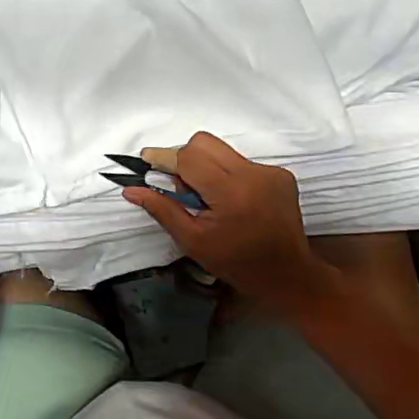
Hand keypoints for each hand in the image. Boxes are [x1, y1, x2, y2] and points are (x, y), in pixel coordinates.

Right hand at [122, 132, 343, 307]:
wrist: (288, 274)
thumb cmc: (236, 263)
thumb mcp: (192, 240)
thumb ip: (161, 209)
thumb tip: (131, 190)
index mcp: (231, 193)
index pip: (189, 158)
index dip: (164, 158)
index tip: (146, 160)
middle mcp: (254, 175)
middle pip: (204, 143)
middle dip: (184, 159)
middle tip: (181, 188)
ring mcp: (270, 172)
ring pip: (221, 150)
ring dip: (205, 166)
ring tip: (208, 198)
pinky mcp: (280, 174)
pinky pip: (240, 161)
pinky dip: (226, 174)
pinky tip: (230, 201)